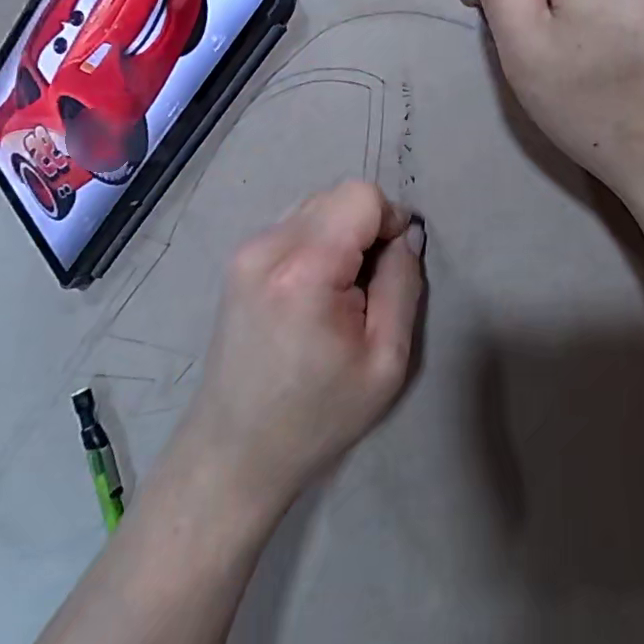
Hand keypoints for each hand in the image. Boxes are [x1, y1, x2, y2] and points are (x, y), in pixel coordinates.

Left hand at [176, 181, 424, 511]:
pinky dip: (316, 243)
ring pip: (314, 206)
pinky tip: (314, 291)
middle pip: (336, 194)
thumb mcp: (387, 360)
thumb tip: (407, 235)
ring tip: (340, 291)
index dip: (390, 220)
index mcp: (304, 270)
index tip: (394, 263)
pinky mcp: (237, 261)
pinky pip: (292, 226)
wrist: (237, 448)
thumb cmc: (319, 414)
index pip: (360, 195)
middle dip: (367, 226)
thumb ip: (403, 284)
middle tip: (369, 284)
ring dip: (341, 234)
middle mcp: (267, 247)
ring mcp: (245, 251)